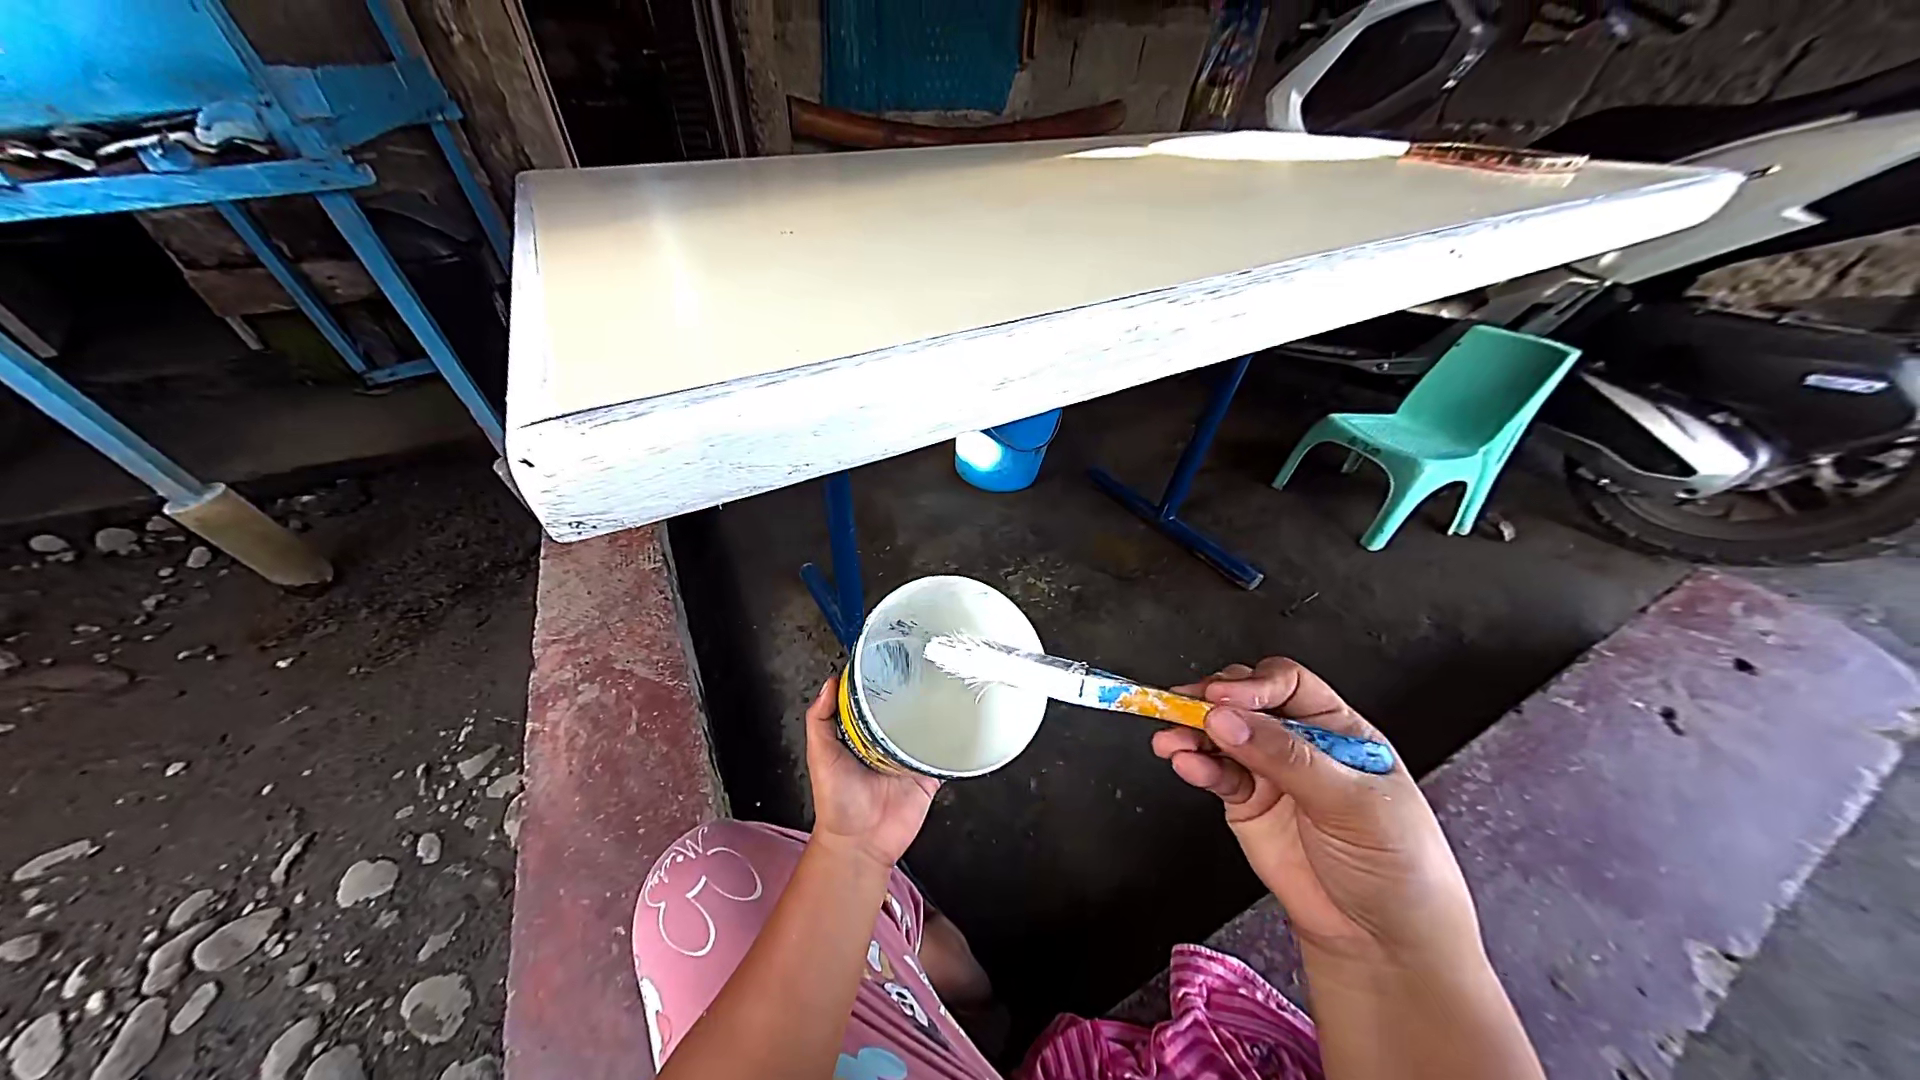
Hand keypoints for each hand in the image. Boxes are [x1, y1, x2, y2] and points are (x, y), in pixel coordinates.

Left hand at [804, 675, 939, 868]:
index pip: (874, 700)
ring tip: (941, 694)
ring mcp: (909, 757)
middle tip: (918, 674)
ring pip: (927, 728)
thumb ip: (820, 720)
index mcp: (863, 735)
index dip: (878, 682)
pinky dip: (951, 743)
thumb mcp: (820, 755)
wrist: (860, 843)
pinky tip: (955, 727)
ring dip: (933, 716)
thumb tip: (830, 685)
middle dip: (911, 695)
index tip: (884, 661)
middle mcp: (887, 743)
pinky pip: (943, 754)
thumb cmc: (837, 804)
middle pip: (904, 711)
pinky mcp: (927, 774)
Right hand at [1155, 658, 1481, 969]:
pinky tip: (1185, 764)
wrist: (1381, 942)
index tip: (1222, 698)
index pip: (1287, 684)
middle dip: (1212, 703)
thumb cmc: (1397, 866)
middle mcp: (1297, 742)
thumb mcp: (1352, 804)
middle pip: (1244, 702)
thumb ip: (1286, 758)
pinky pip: (1214, 773)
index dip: (1252, 685)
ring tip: (1171, 741)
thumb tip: (1226, 718)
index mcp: (1335, 727)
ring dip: (1191, 731)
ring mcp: (1268, 772)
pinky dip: (1194, 765)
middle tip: (1187, 710)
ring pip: (1220, 735)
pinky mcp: (1245, 802)